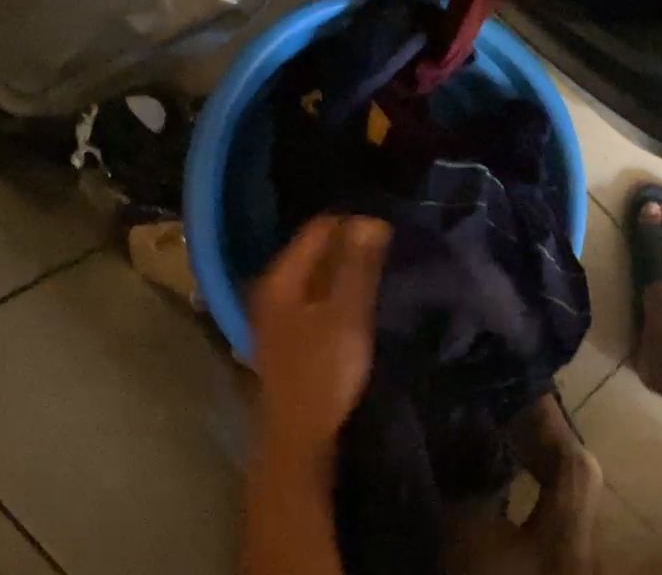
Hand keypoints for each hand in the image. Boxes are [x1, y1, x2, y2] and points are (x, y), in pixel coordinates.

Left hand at [251, 215, 391, 452]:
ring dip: (345, 269)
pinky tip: (360, 298)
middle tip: (389, 244)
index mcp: (280, 278)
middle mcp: (272, 289)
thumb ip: (358, 265)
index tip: (388, 225)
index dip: (353, 222)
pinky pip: (316, 297)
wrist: (297, 441)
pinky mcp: (289, 337)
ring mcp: (278, 315)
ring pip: (316, 275)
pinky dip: (337, 291)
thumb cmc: (322, 373)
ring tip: (381, 267)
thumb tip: (371, 219)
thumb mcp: (346, 314)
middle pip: (314, 250)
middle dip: (350, 243)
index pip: (318, 228)